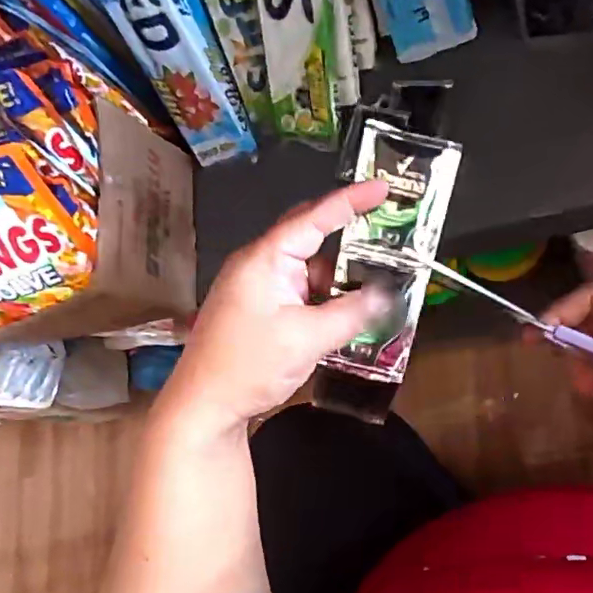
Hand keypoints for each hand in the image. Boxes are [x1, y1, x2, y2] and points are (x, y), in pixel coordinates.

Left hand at [159, 181, 391, 430]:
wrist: (205, 405)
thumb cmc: (250, 366)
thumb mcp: (309, 339)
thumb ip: (352, 312)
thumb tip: (387, 294)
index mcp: (264, 259)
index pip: (313, 217)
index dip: (350, 201)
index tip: (382, 187)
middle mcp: (257, 265)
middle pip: (308, 239)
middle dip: (346, 239)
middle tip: (385, 236)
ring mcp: (255, 288)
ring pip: (305, 271)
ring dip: (335, 280)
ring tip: (373, 287)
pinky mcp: (256, 310)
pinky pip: (296, 293)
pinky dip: (320, 300)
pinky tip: (343, 313)